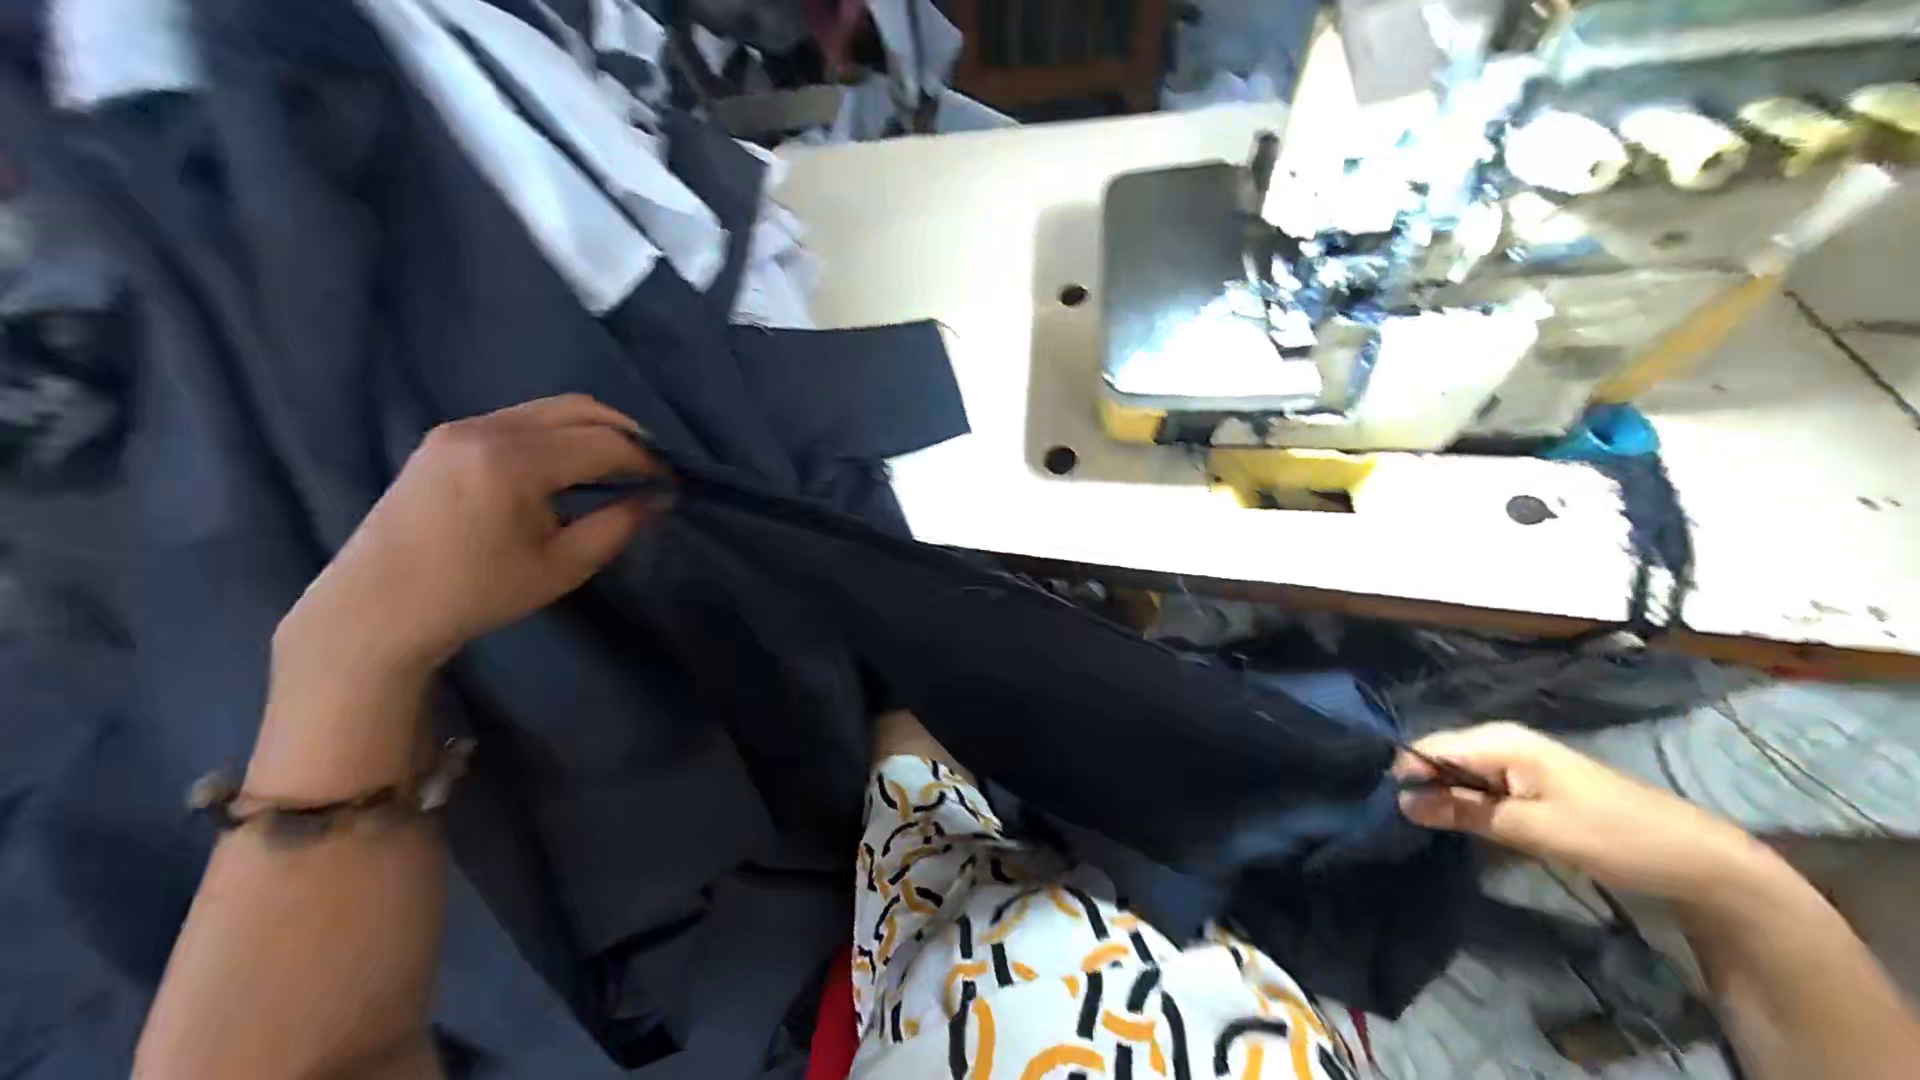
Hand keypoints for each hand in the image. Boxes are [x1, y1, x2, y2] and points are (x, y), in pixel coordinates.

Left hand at [277, 395, 666, 678]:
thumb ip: (618, 525)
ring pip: (549, 409)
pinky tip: (568, 466)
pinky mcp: (445, 437)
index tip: (672, 482)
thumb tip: (659, 499)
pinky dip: (558, 434)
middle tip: (652, 465)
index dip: (647, 460)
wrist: (376, 608)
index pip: (604, 443)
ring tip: (617, 465)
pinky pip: (520, 419)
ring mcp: (461, 428)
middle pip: (579, 408)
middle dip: (626, 432)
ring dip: (592, 430)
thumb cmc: (476, 593)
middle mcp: (487, 429)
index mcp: (515, 462)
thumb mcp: (562, 566)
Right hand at [1395, 722, 1776, 903]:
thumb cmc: (1611, 836)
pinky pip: (1478, 783)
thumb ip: (1463, 812)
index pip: (1427, 747)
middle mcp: (1500, 739)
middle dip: (1422, 785)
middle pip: (1438, 756)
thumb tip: (1401, 803)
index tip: (1394, 809)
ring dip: (1444, 796)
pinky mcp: (1527, 779)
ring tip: (1430, 825)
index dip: (1406, 774)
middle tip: (1410, 822)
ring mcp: (1515, 758)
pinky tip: (1463, 823)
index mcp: (1498, 740)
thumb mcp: (1531, 829)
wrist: (1696, 858)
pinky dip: (1466, 802)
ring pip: (1456, 771)